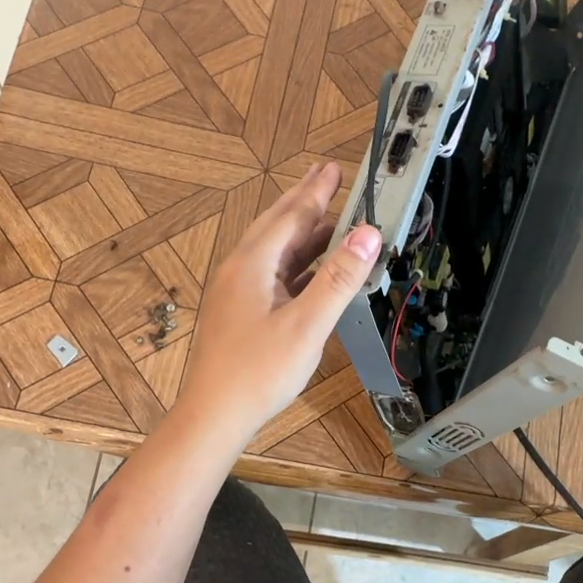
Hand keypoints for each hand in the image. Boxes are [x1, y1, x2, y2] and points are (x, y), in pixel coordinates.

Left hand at [174, 161, 381, 439]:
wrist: (215, 414)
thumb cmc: (260, 372)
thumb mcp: (307, 325)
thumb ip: (338, 278)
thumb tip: (367, 233)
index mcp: (253, 264)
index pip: (291, 216)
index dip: (316, 191)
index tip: (334, 168)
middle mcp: (240, 269)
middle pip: (277, 225)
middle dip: (304, 201)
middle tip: (327, 177)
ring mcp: (236, 292)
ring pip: (273, 251)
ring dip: (301, 233)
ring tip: (327, 220)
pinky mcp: (238, 313)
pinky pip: (270, 274)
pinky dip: (294, 264)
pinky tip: (309, 270)